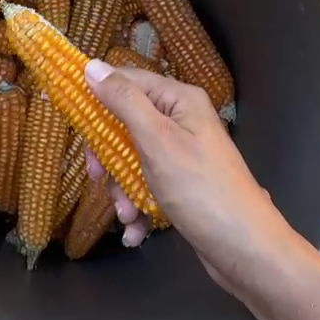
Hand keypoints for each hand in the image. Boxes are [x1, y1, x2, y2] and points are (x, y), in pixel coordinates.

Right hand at [82, 59, 294, 287]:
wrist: (247, 252)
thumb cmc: (200, 189)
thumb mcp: (156, 140)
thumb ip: (124, 101)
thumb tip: (92, 66)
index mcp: (179, 100)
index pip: (128, 80)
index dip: (98, 96)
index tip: (72, 117)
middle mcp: (181, 120)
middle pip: (126, 122)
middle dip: (108, 154)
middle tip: (95, 176)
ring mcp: (183, 154)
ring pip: (133, 157)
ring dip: (122, 187)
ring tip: (126, 214)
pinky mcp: (183, 185)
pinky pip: (148, 184)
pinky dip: (138, 204)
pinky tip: (136, 229)